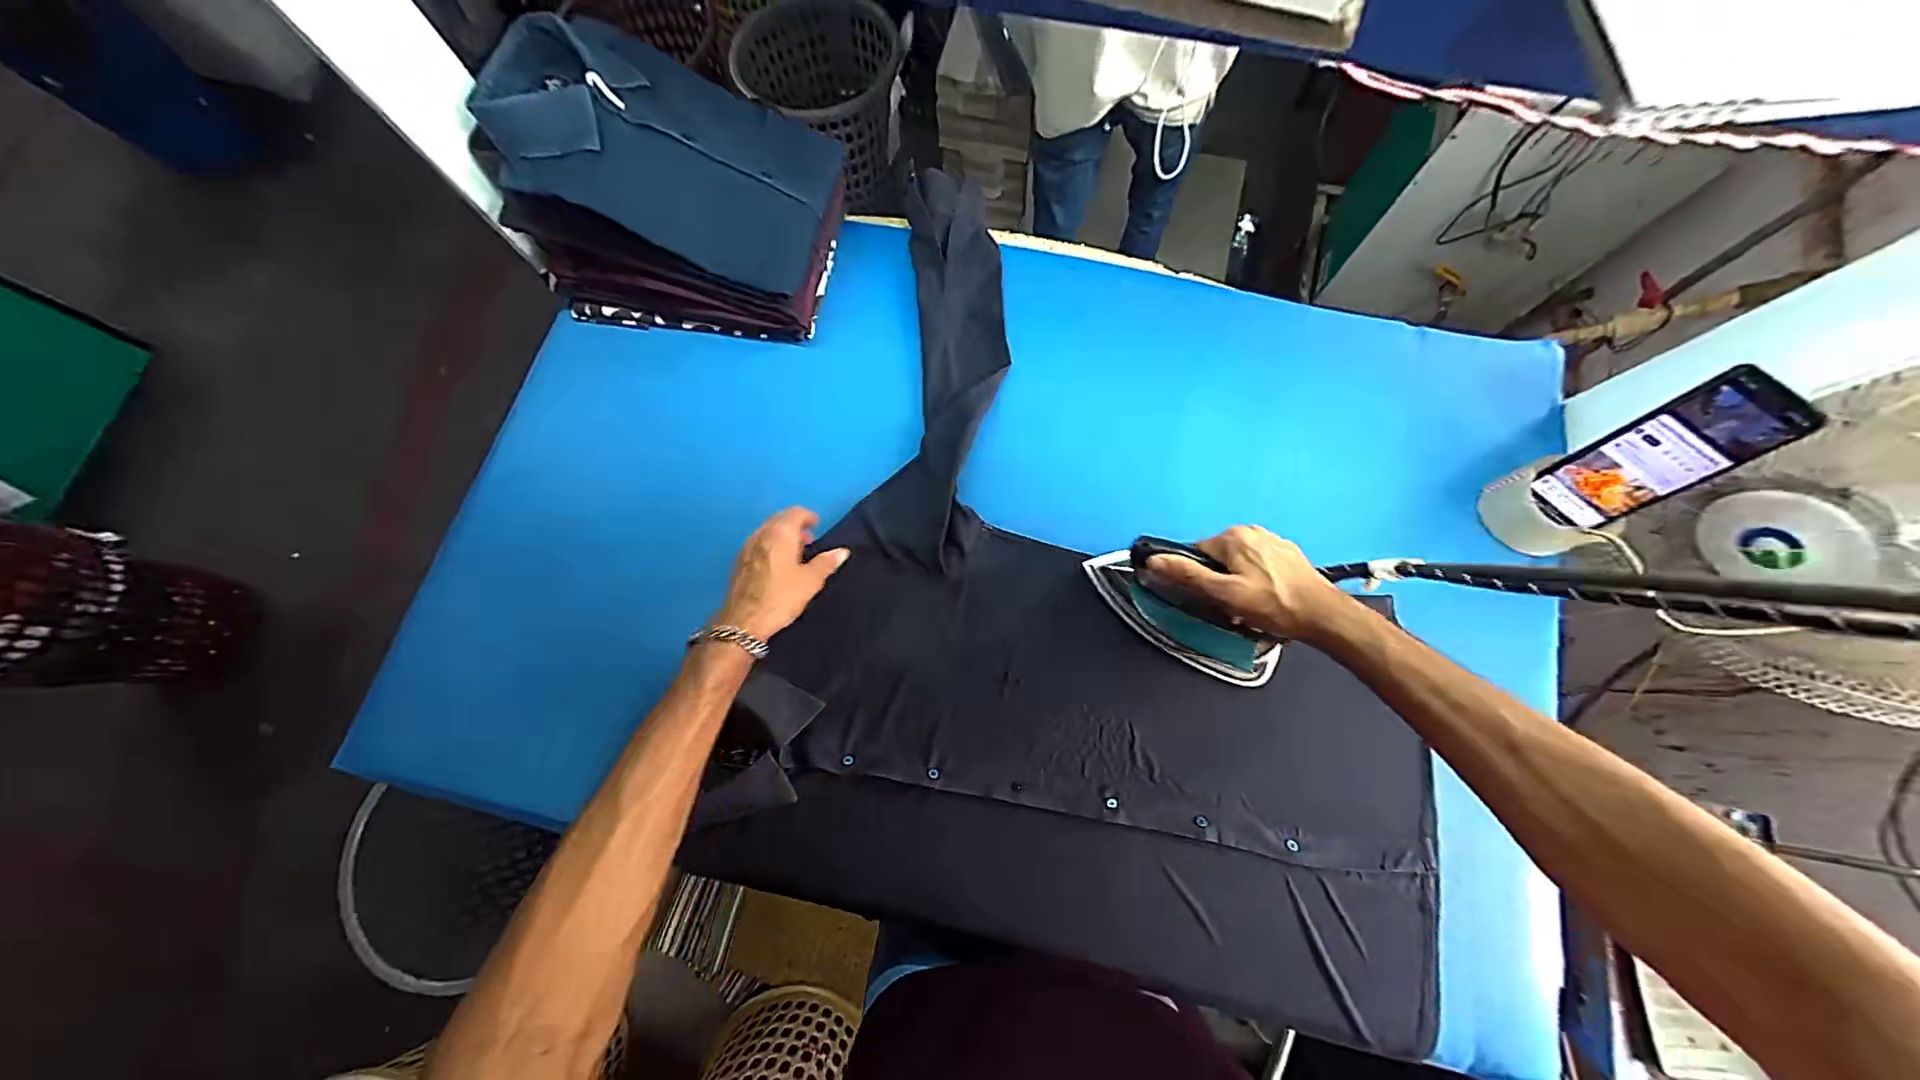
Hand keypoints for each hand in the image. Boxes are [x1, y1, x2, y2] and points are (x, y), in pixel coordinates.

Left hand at [712, 507, 849, 642]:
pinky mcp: (738, 563)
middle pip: (778, 519)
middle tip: (808, 539)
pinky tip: (776, 565)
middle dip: (794, 524)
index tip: (817, 524)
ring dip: (781, 535)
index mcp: (780, 534)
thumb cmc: (781, 597)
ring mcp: (746, 548)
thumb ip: (826, 563)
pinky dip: (769, 546)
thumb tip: (842, 551)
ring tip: (794, 552)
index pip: (794, 513)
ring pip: (766, 531)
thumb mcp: (810, 581)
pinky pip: (757, 544)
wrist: (743, 621)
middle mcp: (760, 535)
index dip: (808, 516)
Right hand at [1144, 525, 1355, 641]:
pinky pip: (1258, 562)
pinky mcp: (1288, 552)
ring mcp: (1272, 540)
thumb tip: (1153, 560)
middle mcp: (1251, 531)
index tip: (1211, 597)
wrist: (1324, 615)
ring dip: (1237, 579)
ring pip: (1237, 560)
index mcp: (1232, 537)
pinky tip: (1268, 596)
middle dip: (1219, 578)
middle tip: (1232, 604)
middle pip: (1217, 556)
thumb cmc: (1273, 606)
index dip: (1198, 577)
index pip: (1195, 553)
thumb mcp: (1224, 594)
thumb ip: (1187, 575)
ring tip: (1252, 603)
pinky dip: (1256, 577)